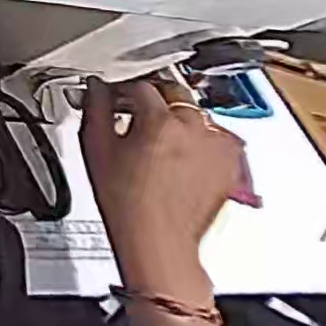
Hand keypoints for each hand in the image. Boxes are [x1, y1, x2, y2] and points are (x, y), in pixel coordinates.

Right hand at [80, 76, 242, 294]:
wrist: (156, 239)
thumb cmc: (126, 200)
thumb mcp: (96, 144)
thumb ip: (95, 106)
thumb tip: (97, 86)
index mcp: (160, 121)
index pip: (140, 85)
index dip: (121, 88)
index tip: (113, 96)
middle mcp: (194, 130)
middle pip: (174, 92)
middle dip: (152, 95)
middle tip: (134, 108)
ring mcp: (216, 149)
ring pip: (197, 113)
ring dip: (177, 115)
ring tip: (158, 131)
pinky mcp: (229, 167)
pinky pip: (218, 137)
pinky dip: (202, 136)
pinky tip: (182, 147)